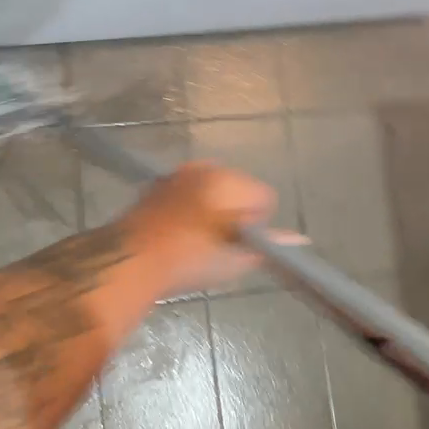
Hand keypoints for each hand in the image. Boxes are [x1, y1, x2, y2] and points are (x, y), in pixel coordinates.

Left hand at [118, 162, 286, 296]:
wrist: (129, 259)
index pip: (263, 196)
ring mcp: (176, 174)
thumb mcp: (234, 259)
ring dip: (211, 210)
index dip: (257, 223)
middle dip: (234, 213)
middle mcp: (201, 168)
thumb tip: (298, 241)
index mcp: (225, 179)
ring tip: (197, 242)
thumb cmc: (187, 259)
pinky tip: (178, 234)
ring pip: (210, 190)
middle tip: (219, 245)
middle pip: (236, 189)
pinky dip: (189, 209)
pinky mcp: (155, 186)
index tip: (241, 244)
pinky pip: (186, 193)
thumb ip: (269, 246)